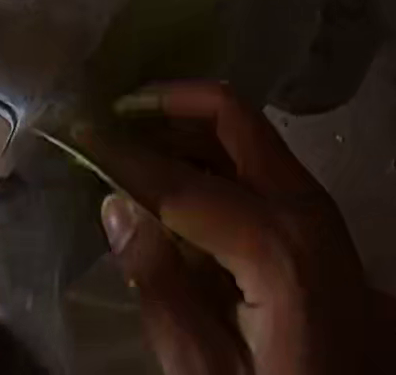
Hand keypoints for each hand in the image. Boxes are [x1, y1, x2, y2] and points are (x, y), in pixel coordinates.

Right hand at [87, 81, 395, 374]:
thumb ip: (163, 291)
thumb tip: (115, 206)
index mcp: (277, 249)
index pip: (179, 181)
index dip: (123, 155)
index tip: (80, 132)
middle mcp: (302, 206)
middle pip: (228, 114)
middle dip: (167, 103)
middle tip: (116, 112)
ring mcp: (315, 204)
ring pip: (243, 127)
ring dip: (187, 121)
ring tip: (136, 135)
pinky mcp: (315, 213)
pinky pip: (256, 155)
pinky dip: (211, 147)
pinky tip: (175, 172)